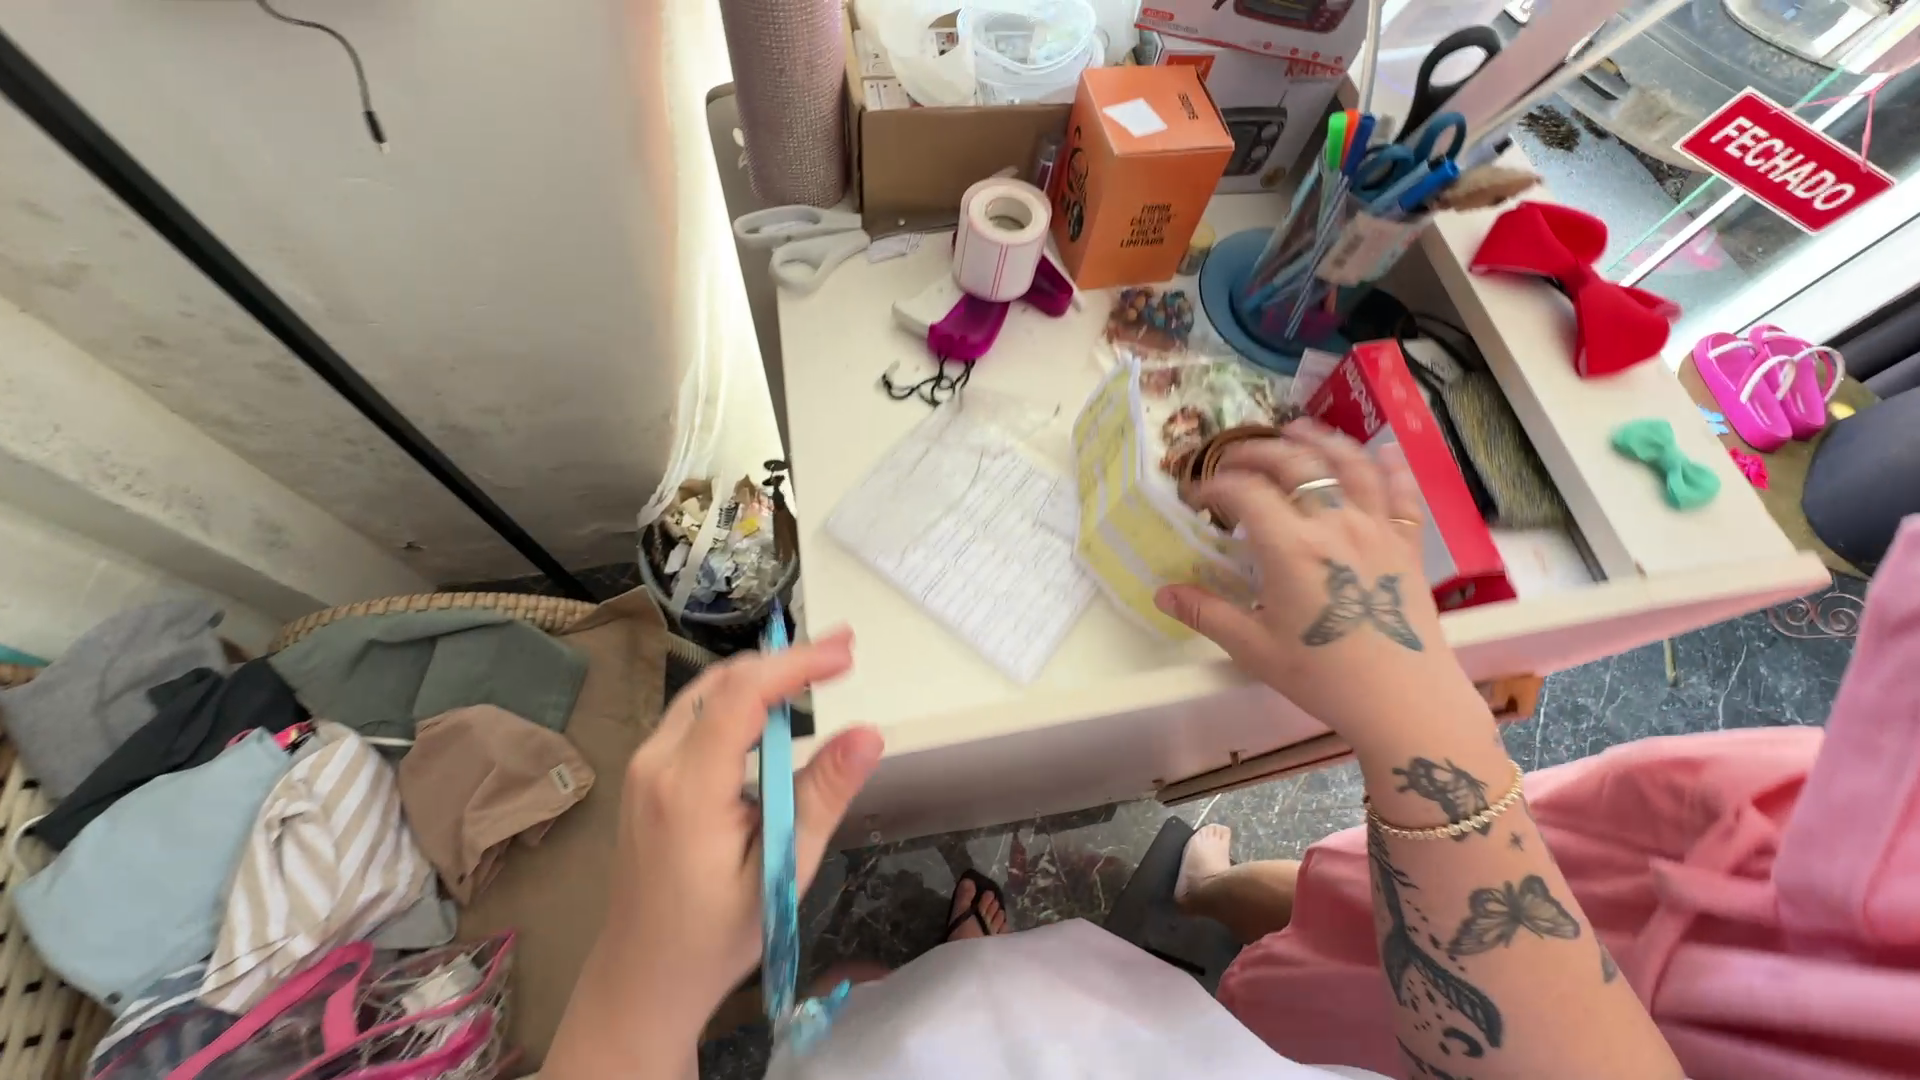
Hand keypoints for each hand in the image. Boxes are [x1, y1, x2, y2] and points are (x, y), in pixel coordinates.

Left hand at [603, 627, 882, 1025]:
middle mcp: (655, 762)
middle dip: (786, 659)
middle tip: (843, 651)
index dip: (797, 664)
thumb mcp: (781, 869)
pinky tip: (774, 708)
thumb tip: (868, 734)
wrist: (641, 979)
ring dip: (764, 675)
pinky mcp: (647, 773)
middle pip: (724, 683)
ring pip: (708, 692)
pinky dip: (741, 698)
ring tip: (819, 668)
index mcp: (687, 788)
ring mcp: (644, 765)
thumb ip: (822, 796)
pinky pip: (696, 714)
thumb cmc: (716, 937)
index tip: (846, 652)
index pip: (743, 696)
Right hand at [1154, 420, 1473, 748]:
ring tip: (1298, 429)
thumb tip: (1160, 593)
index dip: (1213, 486)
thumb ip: (1205, 613)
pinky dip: (1390, 467)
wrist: (1403, 702)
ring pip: (1349, 465)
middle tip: (1233, 456)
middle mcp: (1335, 525)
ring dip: (1320, 441)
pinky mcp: (1407, 545)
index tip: (1195, 498)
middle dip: (1258, 452)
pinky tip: (1381, 453)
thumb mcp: (1253, 647)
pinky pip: (1402, 493)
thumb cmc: (1323, 676)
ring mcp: (1377, 530)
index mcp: (1291, 547)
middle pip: (1295, 464)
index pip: (1244, 492)